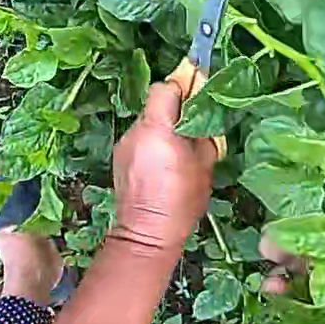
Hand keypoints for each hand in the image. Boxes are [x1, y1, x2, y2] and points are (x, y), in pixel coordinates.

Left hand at [109, 81, 216, 259]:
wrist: (146, 235)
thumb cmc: (181, 201)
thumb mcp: (205, 164)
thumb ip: (203, 132)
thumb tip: (204, 113)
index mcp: (157, 129)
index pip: (164, 88)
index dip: (181, 88)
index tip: (197, 96)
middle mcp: (135, 132)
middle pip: (155, 104)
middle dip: (175, 110)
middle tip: (194, 127)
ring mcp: (124, 145)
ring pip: (148, 122)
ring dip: (164, 127)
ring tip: (179, 152)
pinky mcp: (119, 158)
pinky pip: (140, 139)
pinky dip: (152, 143)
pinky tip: (163, 165)